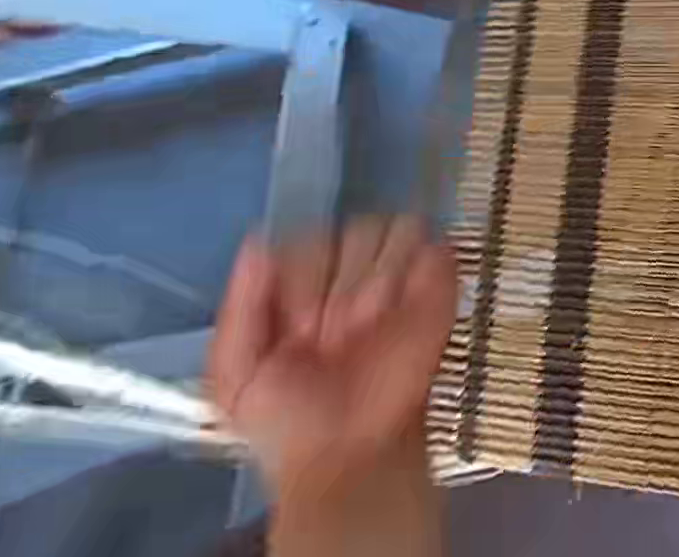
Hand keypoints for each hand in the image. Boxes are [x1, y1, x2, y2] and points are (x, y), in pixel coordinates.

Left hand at [209, 217, 456, 501]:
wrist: (351, 450)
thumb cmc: (291, 418)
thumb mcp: (235, 376)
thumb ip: (242, 309)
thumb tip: (258, 242)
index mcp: (311, 285)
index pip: (315, 237)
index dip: (306, 274)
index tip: (299, 324)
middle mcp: (359, 273)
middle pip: (360, 227)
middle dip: (345, 278)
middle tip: (336, 330)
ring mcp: (404, 276)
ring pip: (401, 229)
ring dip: (381, 275)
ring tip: (371, 321)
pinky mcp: (442, 284)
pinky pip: (436, 250)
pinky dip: (419, 271)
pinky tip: (401, 306)